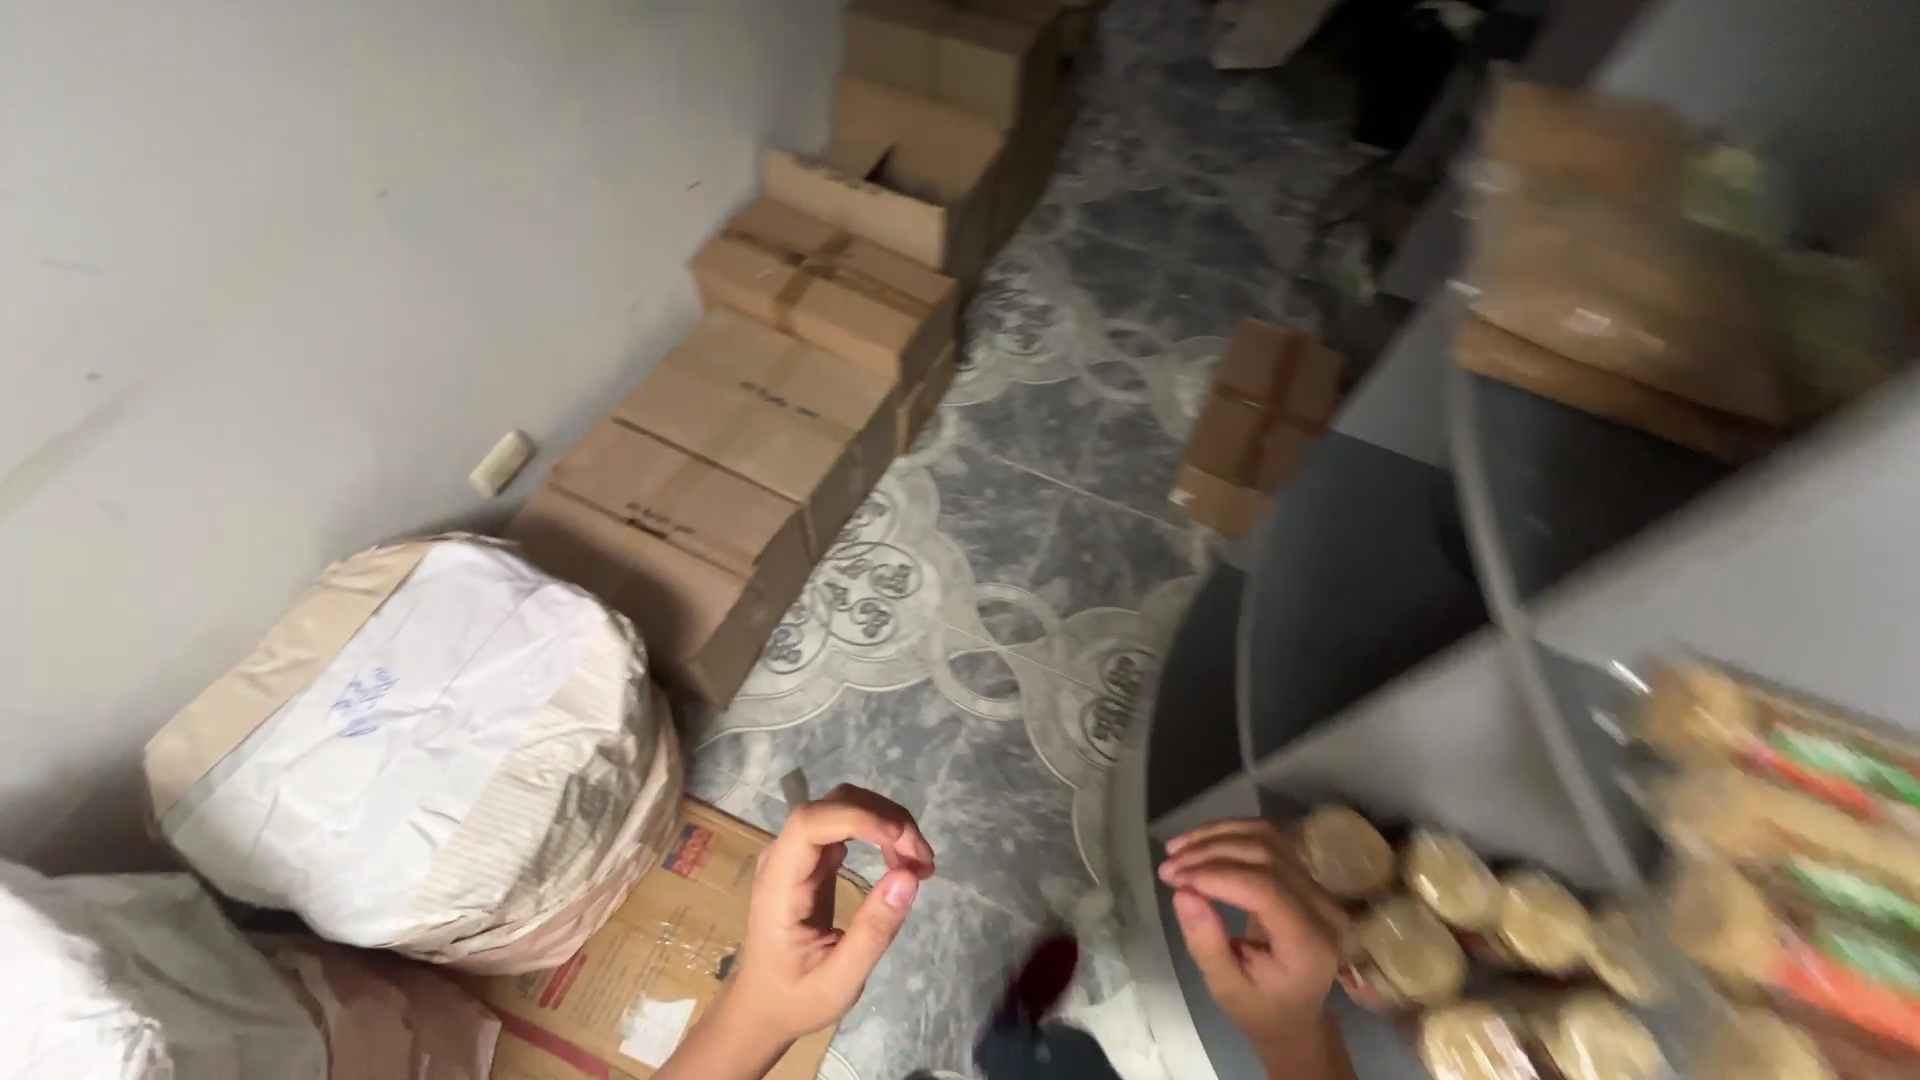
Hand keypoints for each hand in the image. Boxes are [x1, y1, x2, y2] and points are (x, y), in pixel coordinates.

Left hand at [717, 785, 936, 1047]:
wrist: (762, 1007)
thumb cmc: (795, 999)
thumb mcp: (839, 983)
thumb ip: (873, 932)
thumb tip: (909, 877)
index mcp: (779, 884)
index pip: (810, 822)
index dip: (857, 817)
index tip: (901, 840)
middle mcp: (784, 856)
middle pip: (835, 805)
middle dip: (885, 819)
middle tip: (923, 860)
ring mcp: (798, 853)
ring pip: (846, 808)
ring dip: (888, 824)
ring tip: (920, 864)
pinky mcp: (814, 858)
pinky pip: (849, 826)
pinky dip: (881, 834)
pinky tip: (902, 863)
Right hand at [1159, 819, 1346, 1051]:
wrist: (1295, 1013)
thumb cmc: (1260, 1007)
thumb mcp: (1226, 988)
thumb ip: (1206, 944)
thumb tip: (1182, 892)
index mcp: (1311, 944)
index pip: (1265, 889)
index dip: (1216, 875)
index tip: (1174, 880)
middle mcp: (1323, 908)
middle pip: (1265, 856)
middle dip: (1209, 854)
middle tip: (1168, 867)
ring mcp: (1318, 887)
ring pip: (1265, 837)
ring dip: (1215, 836)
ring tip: (1176, 849)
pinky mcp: (1305, 874)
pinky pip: (1267, 837)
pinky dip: (1228, 832)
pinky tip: (1199, 842)